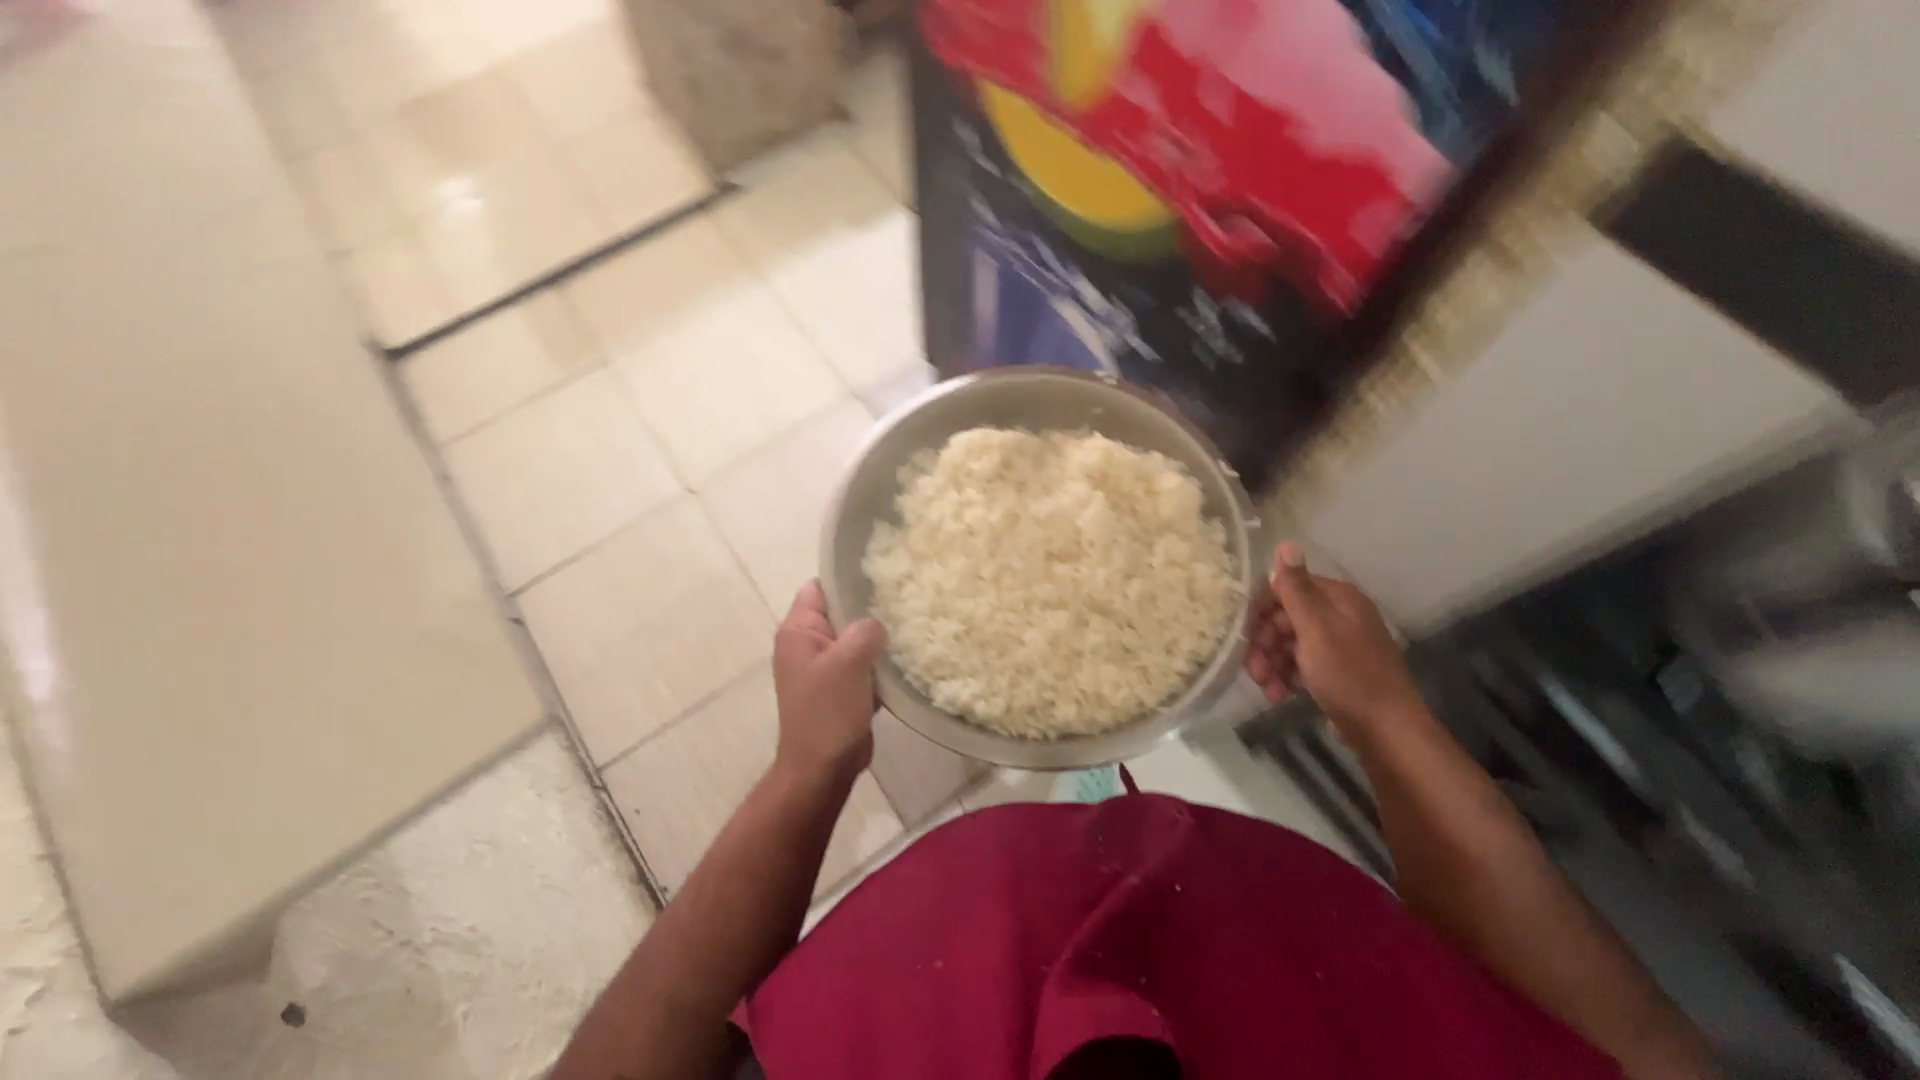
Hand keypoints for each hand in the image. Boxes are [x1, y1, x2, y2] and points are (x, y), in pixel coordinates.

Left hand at [772, 581, 887, 782]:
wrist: (822, 769)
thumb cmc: (827, 713)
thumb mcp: (847, 663)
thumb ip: (865, 631)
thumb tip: (878, 624)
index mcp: (798, 632)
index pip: (820, 587)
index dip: (847, 579)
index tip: (882, 577)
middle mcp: (807, 645)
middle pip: (841, 612)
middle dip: (869, 609)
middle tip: (905, 602)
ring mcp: (824, 668)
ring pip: (855, 639)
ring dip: (877, 639)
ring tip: (909, 628)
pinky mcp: (841, 689)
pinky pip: (863, 664)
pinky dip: (879, 663)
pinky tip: (904, 659)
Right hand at [1245, 542, 1425, 732]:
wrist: (1387, 731)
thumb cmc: (1350, 676)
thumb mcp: (1317, 630)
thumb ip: (1297, 589)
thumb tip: (1286, 542)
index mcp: (1337, 598)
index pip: (1285, 588)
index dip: (1260, 610)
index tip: (1244, 635)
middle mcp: (1338, 614)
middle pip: (1283, 617)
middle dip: (1263, 642)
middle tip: (1254, 669)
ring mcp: (1337, 643)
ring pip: (1288, 643)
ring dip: (1270, 663)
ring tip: (1266, 687)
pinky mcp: (1334, 670)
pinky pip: (1299, 664)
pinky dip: (1285, 676)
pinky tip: (1279, 695)